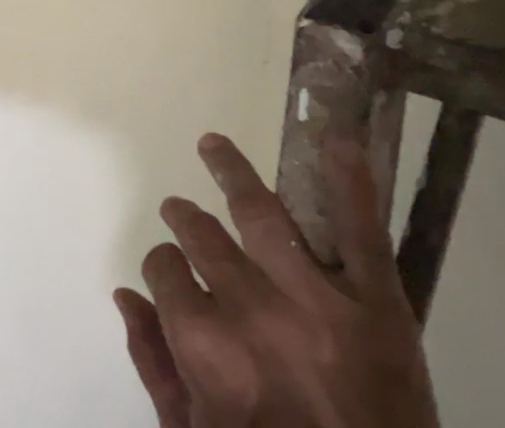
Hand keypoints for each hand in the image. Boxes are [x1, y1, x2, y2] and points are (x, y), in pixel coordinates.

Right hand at [114, 134, 439, 427]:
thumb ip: (152, 362)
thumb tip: (126, 293)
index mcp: (204, 345)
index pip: (164, 270)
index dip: (161, 264)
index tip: (168, 268)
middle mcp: (252, 310)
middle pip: (203, 236)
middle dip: (184, 217)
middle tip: (179, 209)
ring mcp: (319, 302)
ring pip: (264, 215)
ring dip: (232, 173)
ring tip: (213, 147)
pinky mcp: (379, 307)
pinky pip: (362, 234)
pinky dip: (351, 183)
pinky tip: (338, 142)